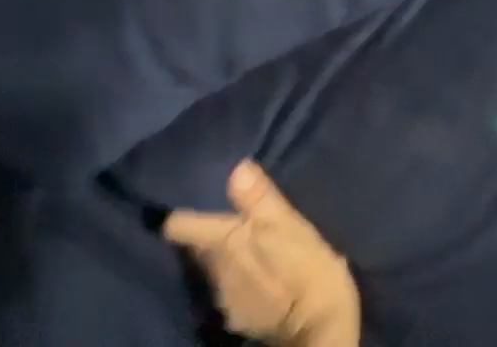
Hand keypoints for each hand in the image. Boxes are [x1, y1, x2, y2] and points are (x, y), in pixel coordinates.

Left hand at [163, 161, 359, 346]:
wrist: (320, 328)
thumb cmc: (307, 268)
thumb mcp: (289, 224)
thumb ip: (259, 197)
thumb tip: (236, 168)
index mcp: (224, 244)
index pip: (180, 227)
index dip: (175, 215)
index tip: (179, 201)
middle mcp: (215, 273)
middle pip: (197, 249)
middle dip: (207, 234)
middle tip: (226, 217)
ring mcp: (225, 300)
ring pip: (215, 270)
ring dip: (225, 258)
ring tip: (246, 246)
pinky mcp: (240, 320)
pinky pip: (231, 291)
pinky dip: (240, 280)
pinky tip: (260, 276)